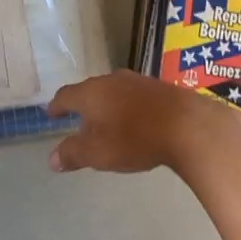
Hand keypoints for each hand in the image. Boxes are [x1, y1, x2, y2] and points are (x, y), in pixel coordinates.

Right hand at [47, 71, 240, 173]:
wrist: (187, 125)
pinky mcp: (161, 88)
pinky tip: (136, 121)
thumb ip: (73, 154)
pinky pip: (135, 97)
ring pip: (114, 92)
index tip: (52, 113)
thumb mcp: (98, 153)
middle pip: (91, 91)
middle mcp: (112, 80)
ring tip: (107, 123)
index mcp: (91, 93)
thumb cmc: (134, 138)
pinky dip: (128, 108)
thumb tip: (52, 159)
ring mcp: (139, 81)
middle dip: (84, 106)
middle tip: (80, 121)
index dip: (57, 106)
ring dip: (108, 106)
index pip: (66, 95)